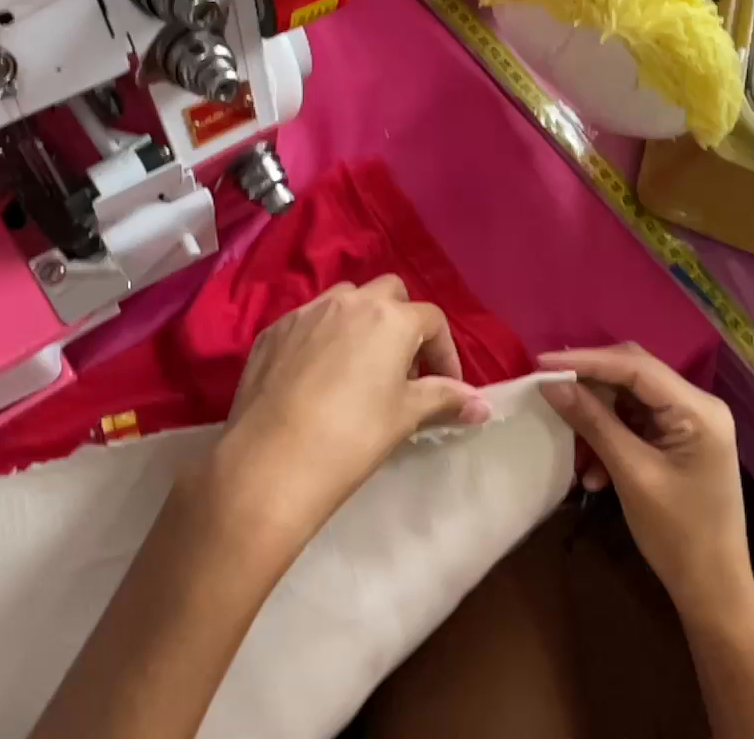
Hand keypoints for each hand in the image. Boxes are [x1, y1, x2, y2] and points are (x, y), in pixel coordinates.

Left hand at [219, 275, 491, 536]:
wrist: (270, 460)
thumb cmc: (352, 436)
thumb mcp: (405, 416)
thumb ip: (445, 399)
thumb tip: (483, 405)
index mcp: (390, 318)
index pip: (432, 320)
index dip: (445, 353)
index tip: (446, 387)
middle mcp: (349, 302)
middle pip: (389, 293)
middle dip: (403, 321)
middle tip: (403, 367)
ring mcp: (306, 312)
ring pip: (345, 299)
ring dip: (362, 322)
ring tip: (360, 366)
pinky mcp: (272, 331)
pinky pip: (308, 320)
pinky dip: (323, 336)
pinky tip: (318, 376)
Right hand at [539, 344, 751, 611]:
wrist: (712, 588)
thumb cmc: (678, 533)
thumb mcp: (631, 474)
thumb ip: (593, 423)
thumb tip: (550, 384)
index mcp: (698, 409)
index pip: (635, 366)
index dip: (586, 360)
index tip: (541, 362)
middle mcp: (696, 405)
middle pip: (632, 375)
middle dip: (588, 384)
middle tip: (547, 391)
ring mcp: (687, 422)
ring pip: (627, 398)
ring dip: (595, 418)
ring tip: (572, 447)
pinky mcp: (675, 439)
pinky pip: (632, 422)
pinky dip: (607, 438)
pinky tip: (594, 473)